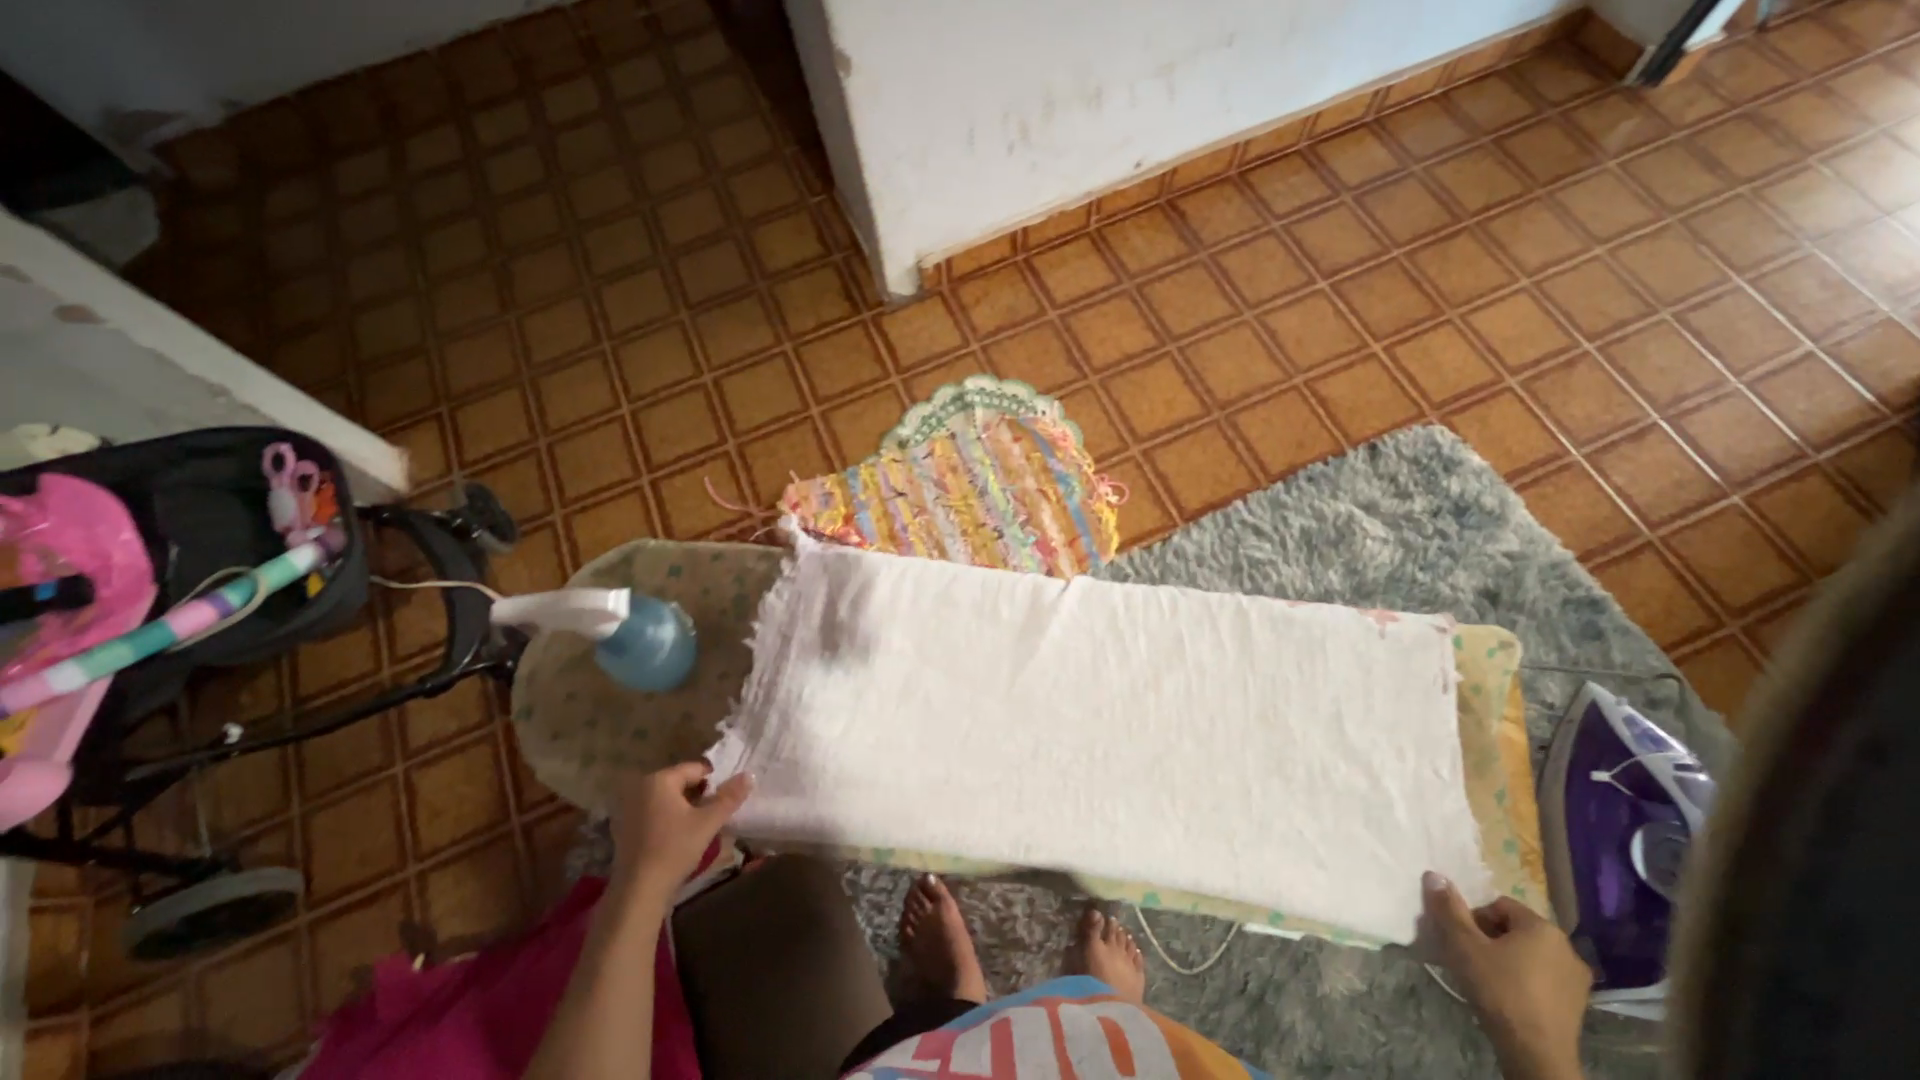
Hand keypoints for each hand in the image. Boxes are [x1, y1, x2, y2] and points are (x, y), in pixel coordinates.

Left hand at [609, 762, 752, 903]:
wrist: (639, 890)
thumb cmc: (675, 849)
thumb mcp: (708, 822)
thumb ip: (729, 797)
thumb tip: (748, 775)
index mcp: (659, 779)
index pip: (695, 769)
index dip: (715, 782)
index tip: (726, 800)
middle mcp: (639, 787)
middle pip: (679, 782)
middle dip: (699, 795)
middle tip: (715, 815)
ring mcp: (628, 808)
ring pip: (666, 799)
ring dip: (684, 808)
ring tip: (700, 827)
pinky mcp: (624, 828)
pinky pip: (653, 813)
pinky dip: (667, 819)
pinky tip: (677, 838)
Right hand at [1422, 871, 1590, 1079]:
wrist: (1535, 1053)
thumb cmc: (1499, 991)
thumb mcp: (1464, 946)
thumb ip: (1448, 909)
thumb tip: (1434, 874)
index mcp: (1542, 927)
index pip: (1499, 906)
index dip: (1475, 921)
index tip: (1464, 944)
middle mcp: (1566, 946)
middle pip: (1517, 930)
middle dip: (1492, 940)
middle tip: (1472, 961)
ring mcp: (1577, 977)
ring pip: (1532, 955)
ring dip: (1510, 960)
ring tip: (1490, 981)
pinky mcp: (1579, 1003)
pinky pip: (1546, 978)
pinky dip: (1527, 981)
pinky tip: (1511, 999)